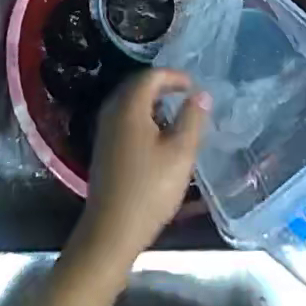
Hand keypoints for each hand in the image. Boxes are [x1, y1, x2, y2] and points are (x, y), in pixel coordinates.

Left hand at [73, 68, 210, 264]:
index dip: (174, 76)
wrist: (112, 229)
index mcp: (129, 107)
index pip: (150, 76)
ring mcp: (105, 130)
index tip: (195, 86)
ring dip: (153, 102)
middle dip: (162, 85)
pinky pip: (125, 118)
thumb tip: (201, 94)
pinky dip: (143, 117)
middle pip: (137, 86)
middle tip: (187, 95)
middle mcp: (112, 111)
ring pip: (130, 103)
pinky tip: (158, 135)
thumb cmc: (150, 189)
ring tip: (177, 114)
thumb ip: (192, 120)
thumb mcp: (180, 154)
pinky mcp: (104, 147)